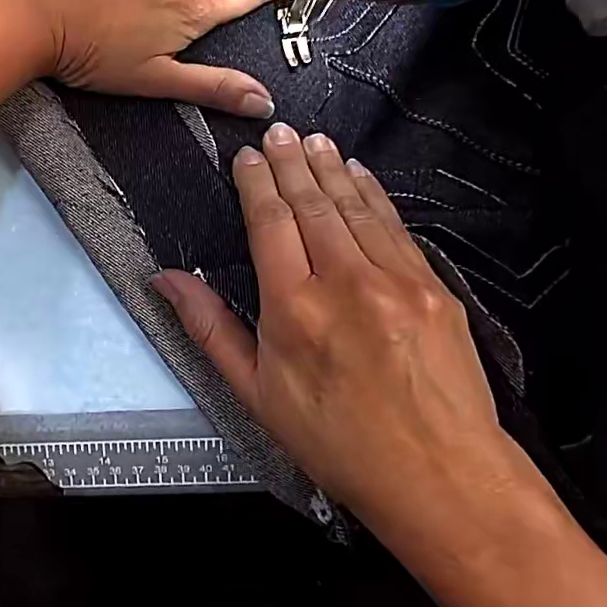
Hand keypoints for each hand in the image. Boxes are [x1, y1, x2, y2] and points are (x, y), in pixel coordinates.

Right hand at [151, 122, 539, 538]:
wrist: (439, 475)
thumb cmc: (342, 443)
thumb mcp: (259, 396)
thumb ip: (210, 328)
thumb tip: (168, 281)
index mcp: (294, 309)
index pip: (270, 222)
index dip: (257, 183)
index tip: (249, 158)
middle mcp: (344, 283)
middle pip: (310, 203)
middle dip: (290, 162)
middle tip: (278, 132)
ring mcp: (394, 280)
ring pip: (353, 206)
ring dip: (330, 168)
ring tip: (313, 141)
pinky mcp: (431, 285)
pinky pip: (394, 225)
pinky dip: (373, 194)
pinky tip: (360, 175)